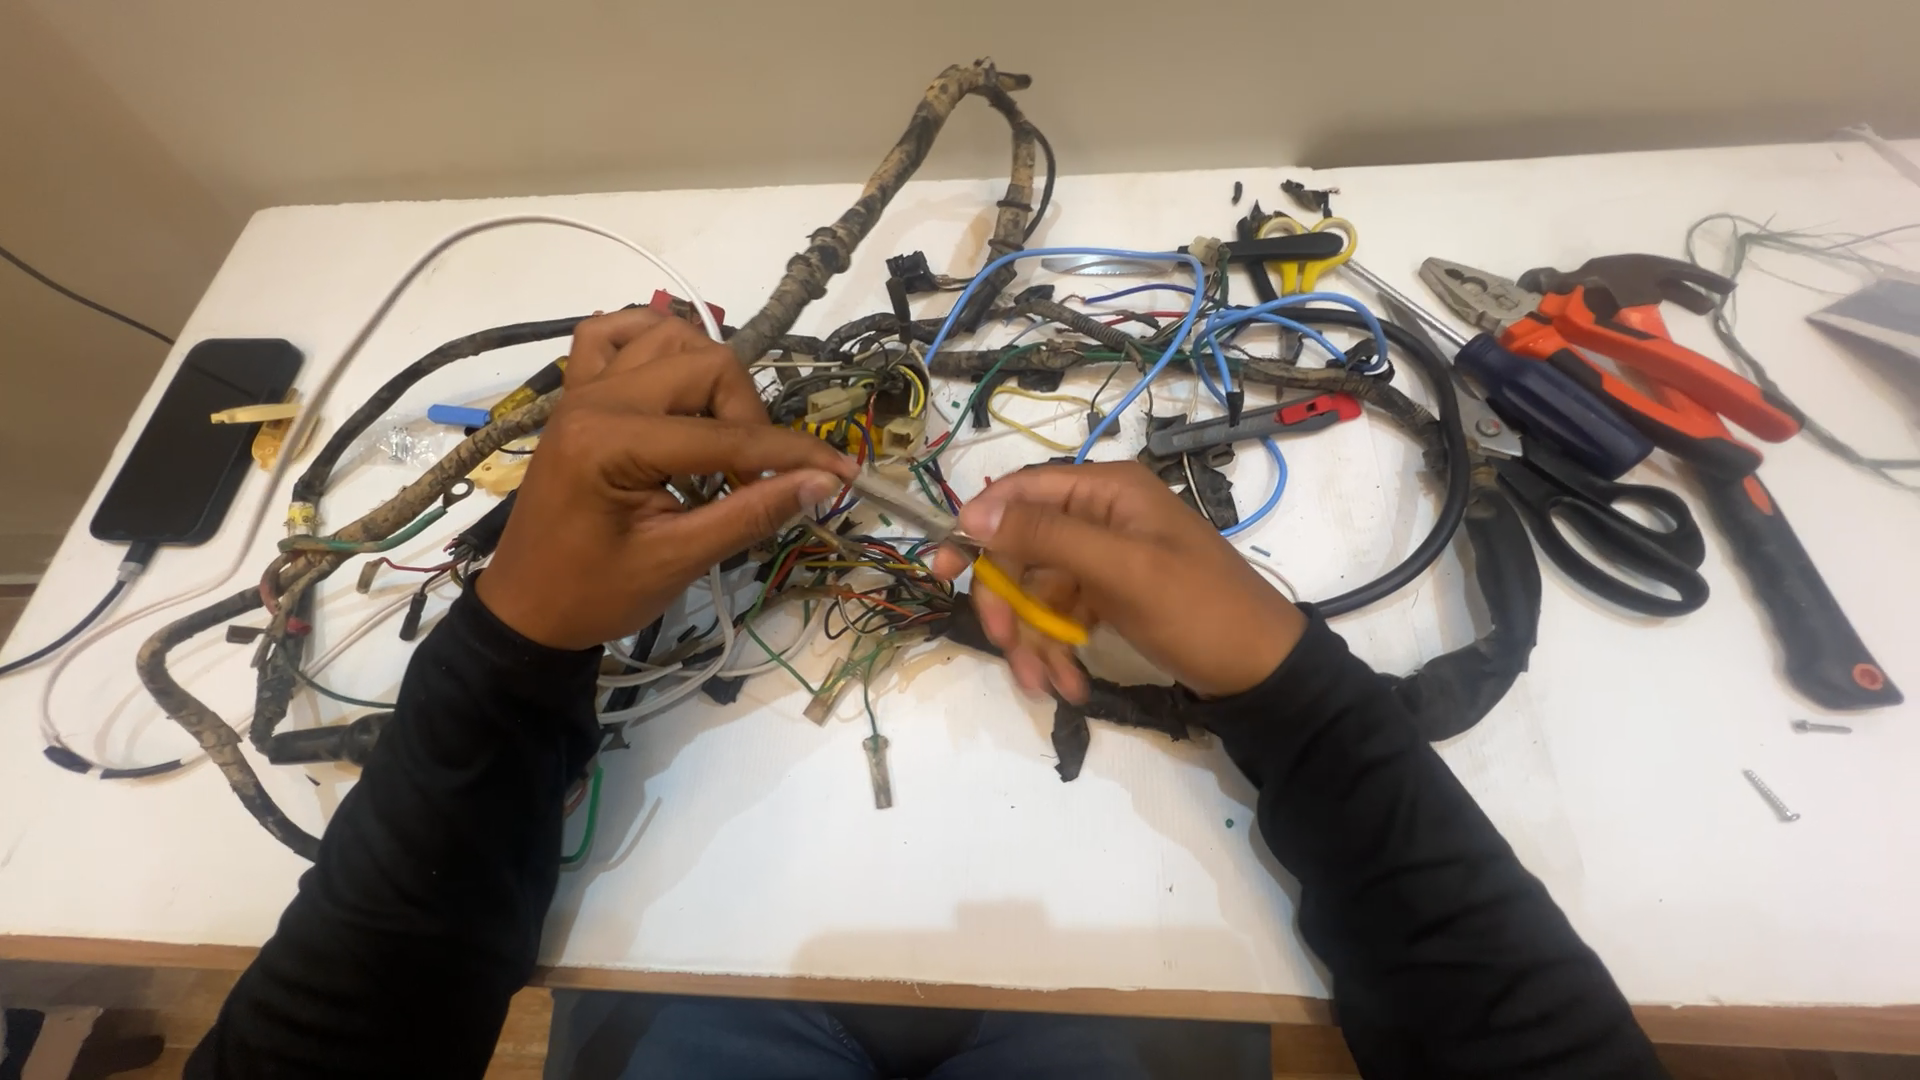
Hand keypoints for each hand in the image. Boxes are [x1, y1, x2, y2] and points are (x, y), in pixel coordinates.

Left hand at [477, 310, 855, 648]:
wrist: (527, 609)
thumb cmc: (597, 594)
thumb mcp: (680, 560)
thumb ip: (752, 513)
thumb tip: (823, 481)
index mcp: (612, 442)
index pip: (727, 434)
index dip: (793, 454)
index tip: (842, 472)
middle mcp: (596, 397)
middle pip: (707, 364)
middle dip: (750, 419)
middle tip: (754, 478)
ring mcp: (582, 388)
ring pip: (671, 336)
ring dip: (713, 378)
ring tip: (722, 436)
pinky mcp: (576, 393)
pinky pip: (613, 333)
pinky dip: (653, 341)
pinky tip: (675, 377)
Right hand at [933, 462, 1305, 700]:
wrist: (1260, 671)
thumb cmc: (1198, 609)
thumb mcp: (1123, 570)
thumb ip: (1048, 536)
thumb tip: (972, 513)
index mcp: (1105, 491)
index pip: (1022, 492)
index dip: (978, 525)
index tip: (943, 567)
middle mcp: (1098, 516)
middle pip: (1021, 550)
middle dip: (1009, 603)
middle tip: (1003, 646)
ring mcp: (1101, 559)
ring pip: (1036, 591)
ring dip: (1032, 639)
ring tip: (1042, 685)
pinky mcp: (1105, 596)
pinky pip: (1060, 615)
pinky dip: (1057, 649)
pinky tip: (1068, 685)